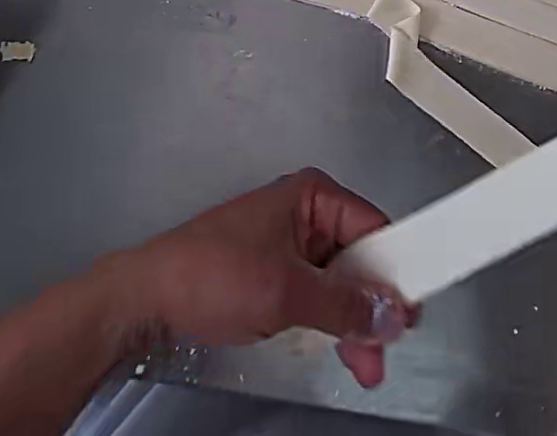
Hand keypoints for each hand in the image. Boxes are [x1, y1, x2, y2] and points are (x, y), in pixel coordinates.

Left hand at [110, 169, 415, 387]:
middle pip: (360, 257)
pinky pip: (318, 291)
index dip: (395, 269)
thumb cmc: (204, 272)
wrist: (145, 300)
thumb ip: (344, 306)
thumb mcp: (286, 292)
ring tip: (362, 359)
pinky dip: (329, 320)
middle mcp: (306, 213)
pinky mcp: (277, 267)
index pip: (375, 227)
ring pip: (340, 280)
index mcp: (313, 196)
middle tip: (384, 344)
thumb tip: (388, 311)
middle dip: (371, 306)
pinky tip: (337, 345)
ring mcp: (291, 241)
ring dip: (352, 321)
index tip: (411, 304)